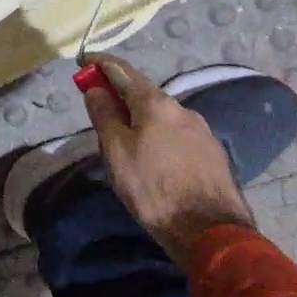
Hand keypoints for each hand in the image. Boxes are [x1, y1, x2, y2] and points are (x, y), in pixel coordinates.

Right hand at [79, 53, 254, 266]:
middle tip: (100, 103)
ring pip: (162, 114)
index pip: (121, 70)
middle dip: (119, 91)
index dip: (99, 63)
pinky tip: (156, 153)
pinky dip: (159, 132)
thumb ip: (104, 115)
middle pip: (143, 91)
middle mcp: (182, 108)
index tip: (82, 61)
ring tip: (126, 134)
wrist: (213, 234)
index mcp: (156, 103)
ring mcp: (202, 130)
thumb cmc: (154, 189)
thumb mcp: (116, 152)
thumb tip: (96, 89)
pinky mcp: (213, 153)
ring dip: (141, 114)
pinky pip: (177, 132)